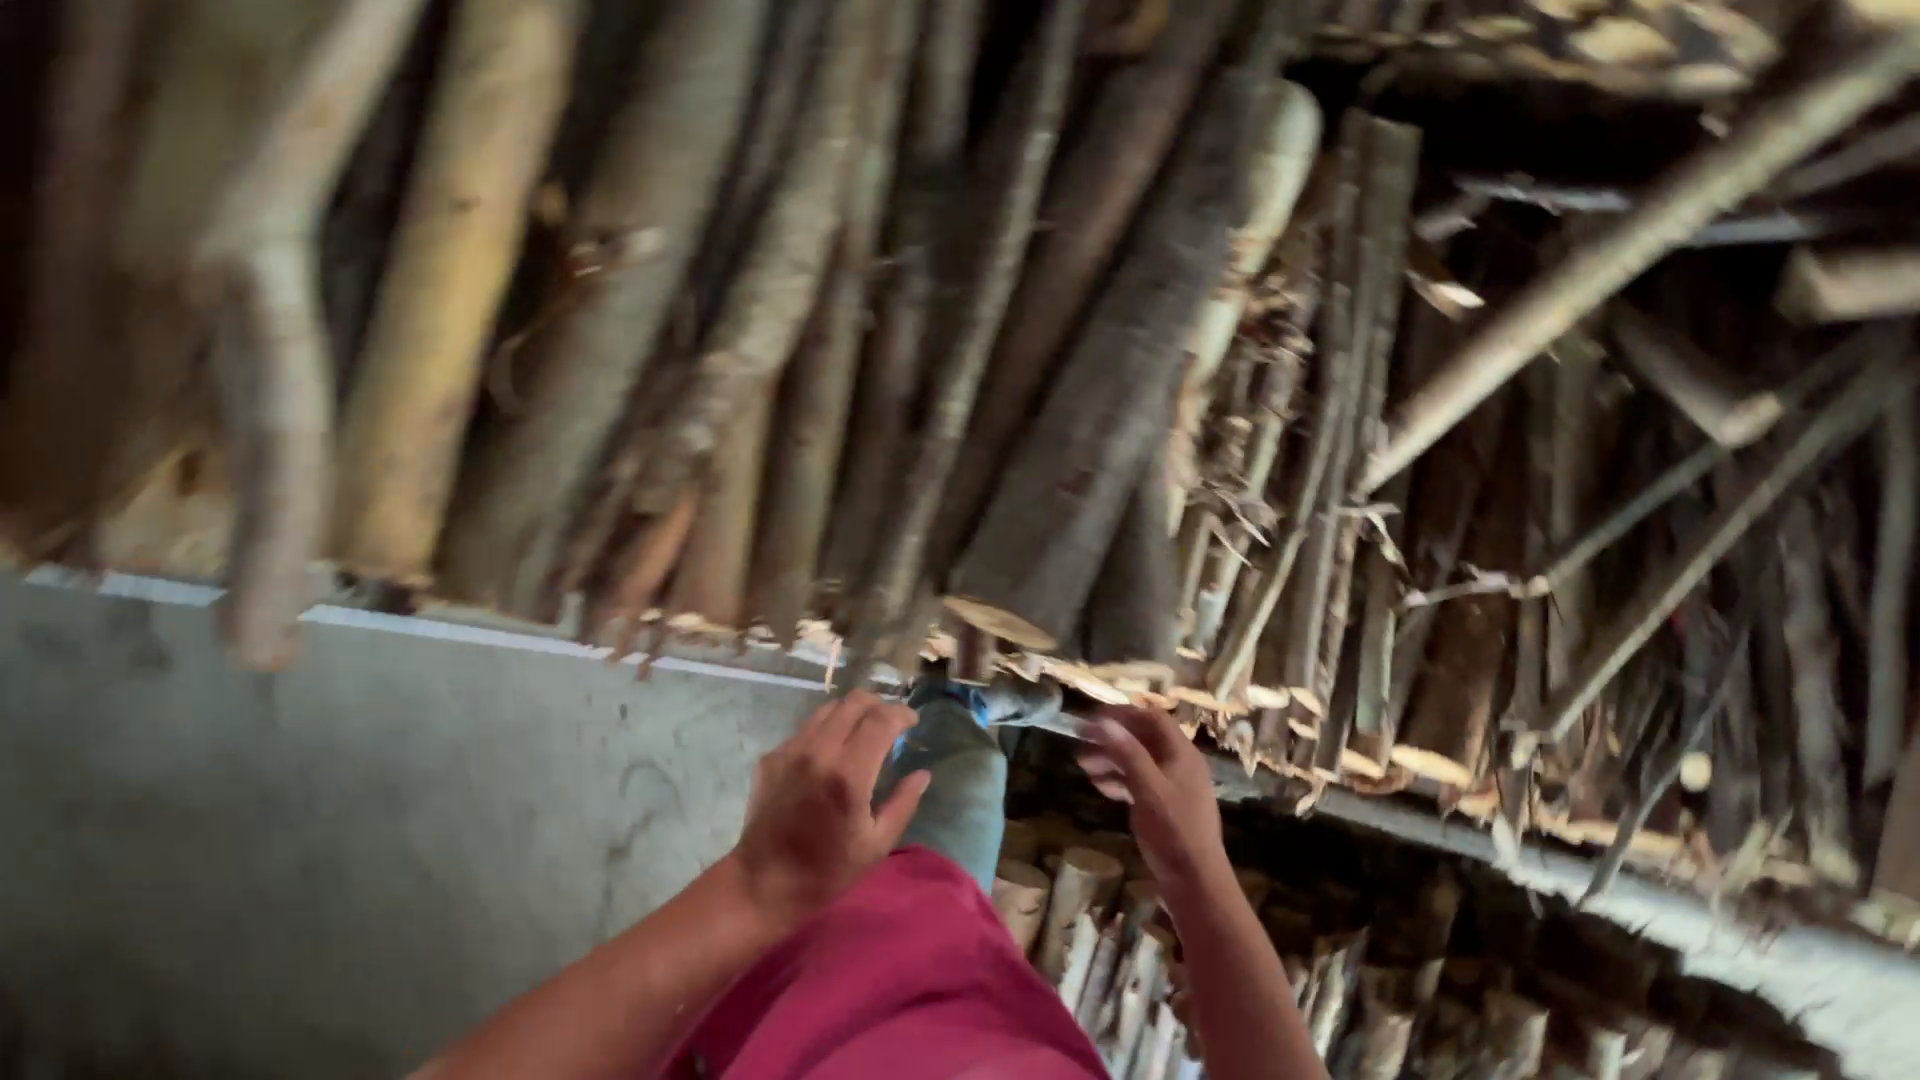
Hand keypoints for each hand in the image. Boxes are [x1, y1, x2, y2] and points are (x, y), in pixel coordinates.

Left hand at [734, 691, 931, 926]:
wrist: (764, 883)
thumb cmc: (827, 870)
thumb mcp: (877, 844)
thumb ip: (903, 803)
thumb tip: (922, 774)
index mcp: (848, 774)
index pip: (881, 720)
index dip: (902, 713)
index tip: (912, 721)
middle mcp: (818, 752)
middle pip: (854, 702)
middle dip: (878, 705)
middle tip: (889, 723)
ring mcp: (790, 751)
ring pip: (828, 709)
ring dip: (851, 713)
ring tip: (861, 733)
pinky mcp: (772, 757)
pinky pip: (806, 730)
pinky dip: (826, 732)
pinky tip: (830, 756)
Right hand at [1076, 706, 1229, 898]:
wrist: (1195, 881)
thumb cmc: (1174, 830)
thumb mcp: (1148, 789)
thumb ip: (1127, 754)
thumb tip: (1103, 722)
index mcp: (1182, 754)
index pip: (1152, 719)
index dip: (1123, 714)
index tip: (1093, 719)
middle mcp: (1178, 764)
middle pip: (1142, 740)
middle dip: (1111, 739)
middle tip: (1080, 742)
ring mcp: (1171, 786)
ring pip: (1137, 762)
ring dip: (1111, 760)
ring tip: (1083, 766)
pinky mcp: (1163, 806)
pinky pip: (1138, 783)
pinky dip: (1118, 780)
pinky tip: (1100, 787)